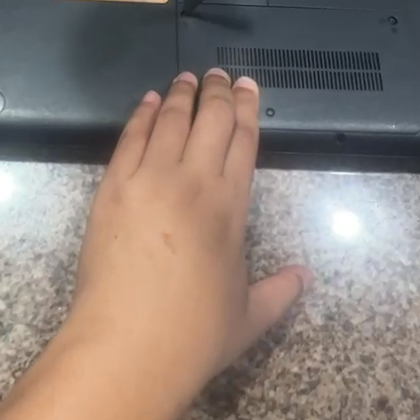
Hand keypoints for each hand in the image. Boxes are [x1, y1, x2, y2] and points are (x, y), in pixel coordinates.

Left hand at [58, 70, 312, 418]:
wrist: (129, 345)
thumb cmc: (193, 335)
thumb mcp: (249, 317)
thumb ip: (280, 292)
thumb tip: (306, 275)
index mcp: (231, 207)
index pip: (244, 143)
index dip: (248, 109)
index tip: (248, 86)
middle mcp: (194, 181)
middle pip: (210, 121)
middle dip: (217, 92)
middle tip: (218, 74)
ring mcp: (150, 180)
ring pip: (170, 121)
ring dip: (180, 95)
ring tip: (186, 78)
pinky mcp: (113, 186)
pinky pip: (131, 139)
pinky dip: (141, 115)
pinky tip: (147, 101)